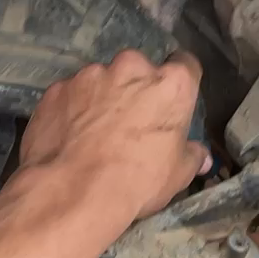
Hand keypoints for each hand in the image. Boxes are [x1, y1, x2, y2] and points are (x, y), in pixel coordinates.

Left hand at [18, 50, 211, 222]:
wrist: (74, 191)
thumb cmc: (138, 181)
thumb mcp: (177, 175)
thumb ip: (191, 157)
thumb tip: (202, 157)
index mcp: (170, 84)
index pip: (185, 66)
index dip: (178, 85)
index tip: (171, 102)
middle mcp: (131, 67)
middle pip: (138, 71)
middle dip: (135, 91)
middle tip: (129, 124)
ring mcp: (90, 75)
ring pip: (101, 81)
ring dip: (101, 100)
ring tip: (93, 134)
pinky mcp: (57, 88)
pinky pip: (70, 95)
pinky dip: (72, 110)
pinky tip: (69, 137)